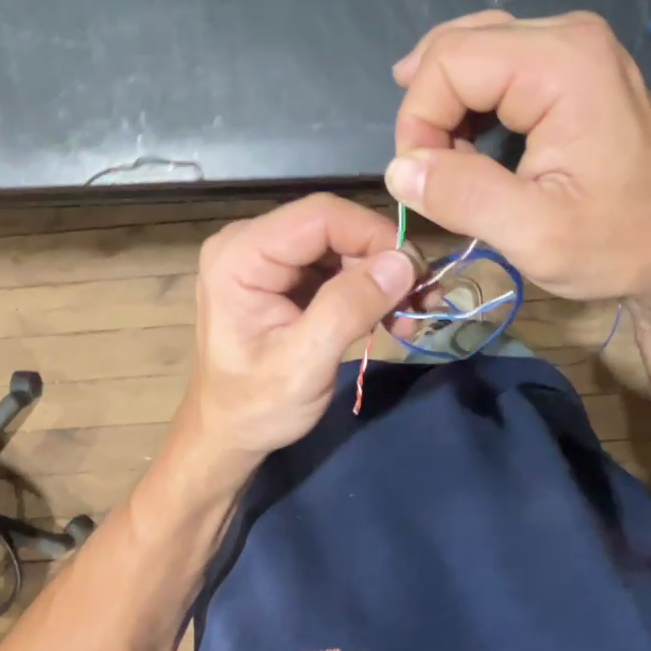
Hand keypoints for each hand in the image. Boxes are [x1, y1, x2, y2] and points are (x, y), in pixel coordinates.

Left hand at [175, 194, 416, 473]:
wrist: (228, 434)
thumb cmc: (256, 407)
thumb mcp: (303, 365)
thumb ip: (348, 308)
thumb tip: (403, 262)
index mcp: (239, 257)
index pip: (320, 216)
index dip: (374, 236)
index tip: (415, 275)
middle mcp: (249, 244)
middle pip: (333, 227)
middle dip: (382, 260)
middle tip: (422, 301)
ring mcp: (266, 260)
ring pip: (340, 246)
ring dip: (380, 277)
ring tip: (410, 316)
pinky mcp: (283, 278)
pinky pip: (335, 267)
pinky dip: (366, 289)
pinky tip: (389, 318)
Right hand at [385, 11, 650, 305]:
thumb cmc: (617, 246)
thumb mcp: (535, 235)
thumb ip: (464, 196)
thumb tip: (399, 171)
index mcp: (562, 65)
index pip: (447, 62)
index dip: (417, 122)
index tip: (423, 185)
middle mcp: (568, 36)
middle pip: (455, 46)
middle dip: (428, 114)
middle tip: (433, 178)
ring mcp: (574, 47)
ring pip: (472, 52)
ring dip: (445, 110)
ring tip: (451, 167)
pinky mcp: (575, 67)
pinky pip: (498, 67)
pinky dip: (470, 106)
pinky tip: (470, 148)